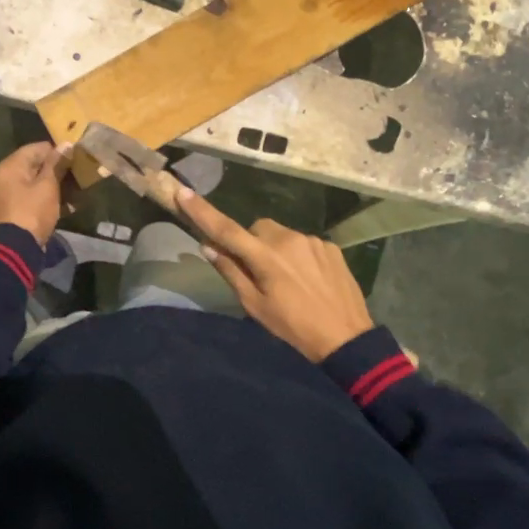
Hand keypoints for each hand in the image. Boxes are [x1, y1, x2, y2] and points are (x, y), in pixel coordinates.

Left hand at [0, 141, 72, 243]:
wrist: (16, 248)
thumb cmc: (32, 211)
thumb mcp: (48, 186)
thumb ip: (56, 164)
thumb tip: (65, 144)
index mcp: (10, 166)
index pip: (36, 148)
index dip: (57, 151)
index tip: (75, 158)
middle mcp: (5, 177)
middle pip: (34, 165)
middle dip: (56, 170)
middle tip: (77, 175)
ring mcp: (8, 194)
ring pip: (35, 183)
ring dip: (54, 186)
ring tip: (75, 191)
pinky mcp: (14, 210)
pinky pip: (32, 197)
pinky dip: (47, 198)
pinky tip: (66, 205)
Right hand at [177, 189, 374, 361]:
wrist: (345, 336)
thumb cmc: (292, 326)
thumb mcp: (255, 306)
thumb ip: (231, 272)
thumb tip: (208, 246)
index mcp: (266, 257)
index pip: (226, 230)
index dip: (202, 211)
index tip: (183, 193)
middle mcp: (288, 239)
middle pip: (257, 228)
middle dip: (250, 243)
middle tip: (256, 273)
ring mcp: (312, 240)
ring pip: (281, 235)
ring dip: (275, 249)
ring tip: (286, 280)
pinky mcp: (330, 246)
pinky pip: (303, 243)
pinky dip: (297, 255)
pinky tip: (306, 279)